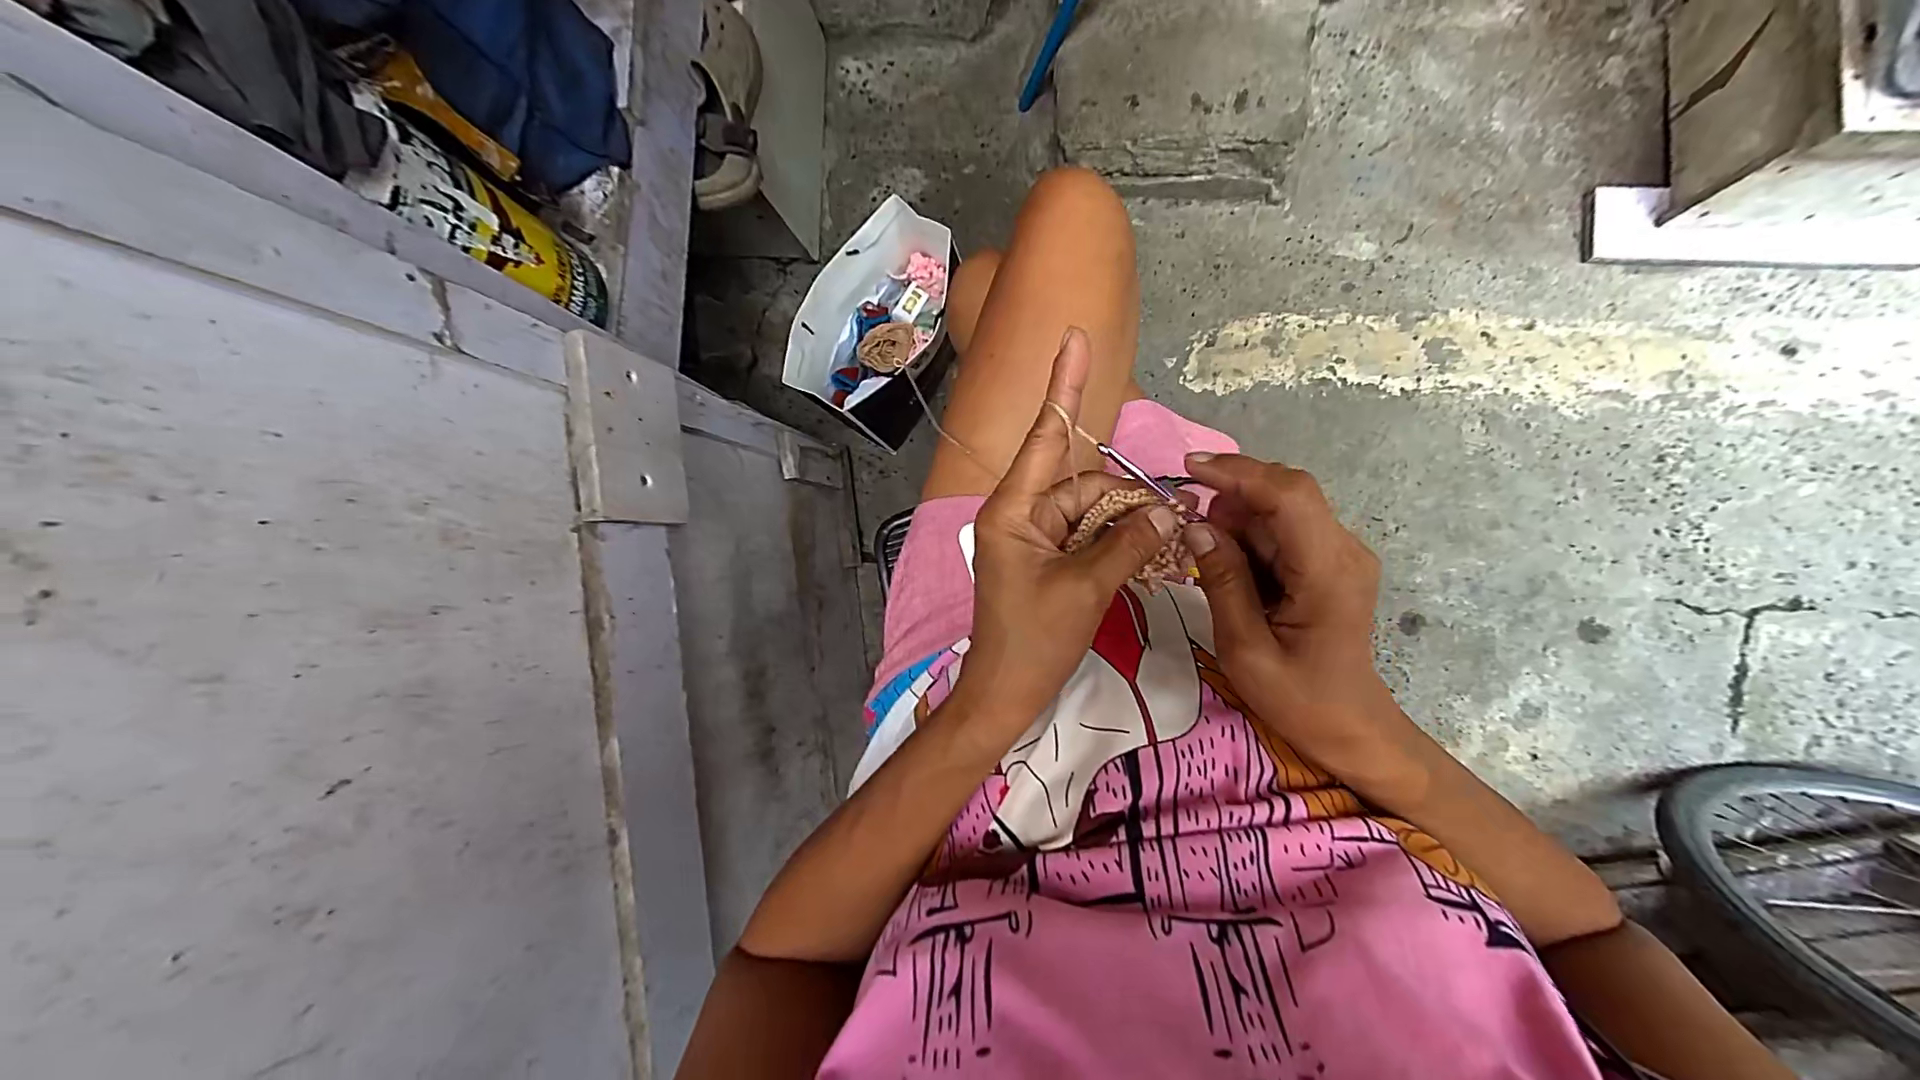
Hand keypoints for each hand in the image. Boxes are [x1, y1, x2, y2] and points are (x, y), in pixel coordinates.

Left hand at [955, 328, 1179, 728]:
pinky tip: (1144, 553)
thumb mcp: (1085, 590)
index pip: (1046, 436)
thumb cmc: (1033, 641)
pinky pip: (1087, 534)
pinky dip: (1115, 541)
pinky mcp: (1047, 559)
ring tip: (1160, 545)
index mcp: (1014, 510)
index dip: (1064, 385)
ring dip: (1125, 523)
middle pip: (1083, 482)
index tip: (1073, 336)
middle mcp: (1022, 514)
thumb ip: (1128, 544)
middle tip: (1170, 522)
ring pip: (1091, 510)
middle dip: (1126, 498)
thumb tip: (1170, 512)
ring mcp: (1034, 537)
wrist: (1005, 693)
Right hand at [1180, 454, 1426, 799]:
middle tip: (1183, 520)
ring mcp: (1337, 554)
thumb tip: (1196, 526)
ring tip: (1198, 550)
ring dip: (1234, 519)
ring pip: (1278, 511)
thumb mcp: (1245, 648)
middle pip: (1285, 494)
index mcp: (1327, 571)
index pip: (1288, 495)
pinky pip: (1281, 532)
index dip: (1238, 472)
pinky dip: (1246, 536)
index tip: (1188, 469)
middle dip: (1229, 496)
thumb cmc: (1297, 698)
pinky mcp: (1326, 563)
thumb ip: (1221, 582)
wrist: (1350, 727)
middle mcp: (1342, 550)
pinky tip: (1222, 561)